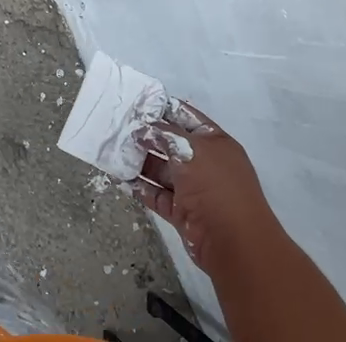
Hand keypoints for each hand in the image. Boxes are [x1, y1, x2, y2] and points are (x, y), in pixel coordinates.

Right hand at [130, 103, 283, 272]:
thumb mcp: (190, 149)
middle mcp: (205, 164)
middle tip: (116, 126)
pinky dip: (139, 186)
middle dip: (145, 136)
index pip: (186, 118)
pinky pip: (156, 194)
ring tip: (112, 150)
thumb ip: (164, 133)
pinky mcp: (182, 211)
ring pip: (160, 169)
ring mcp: (193, 189)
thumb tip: (142, 128)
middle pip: (170, 144)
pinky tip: (119, 177)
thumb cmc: (216, 186)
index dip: (162, 108)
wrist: (233, 243)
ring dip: (138, 161)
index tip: (134, 101)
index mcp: (216, 145)